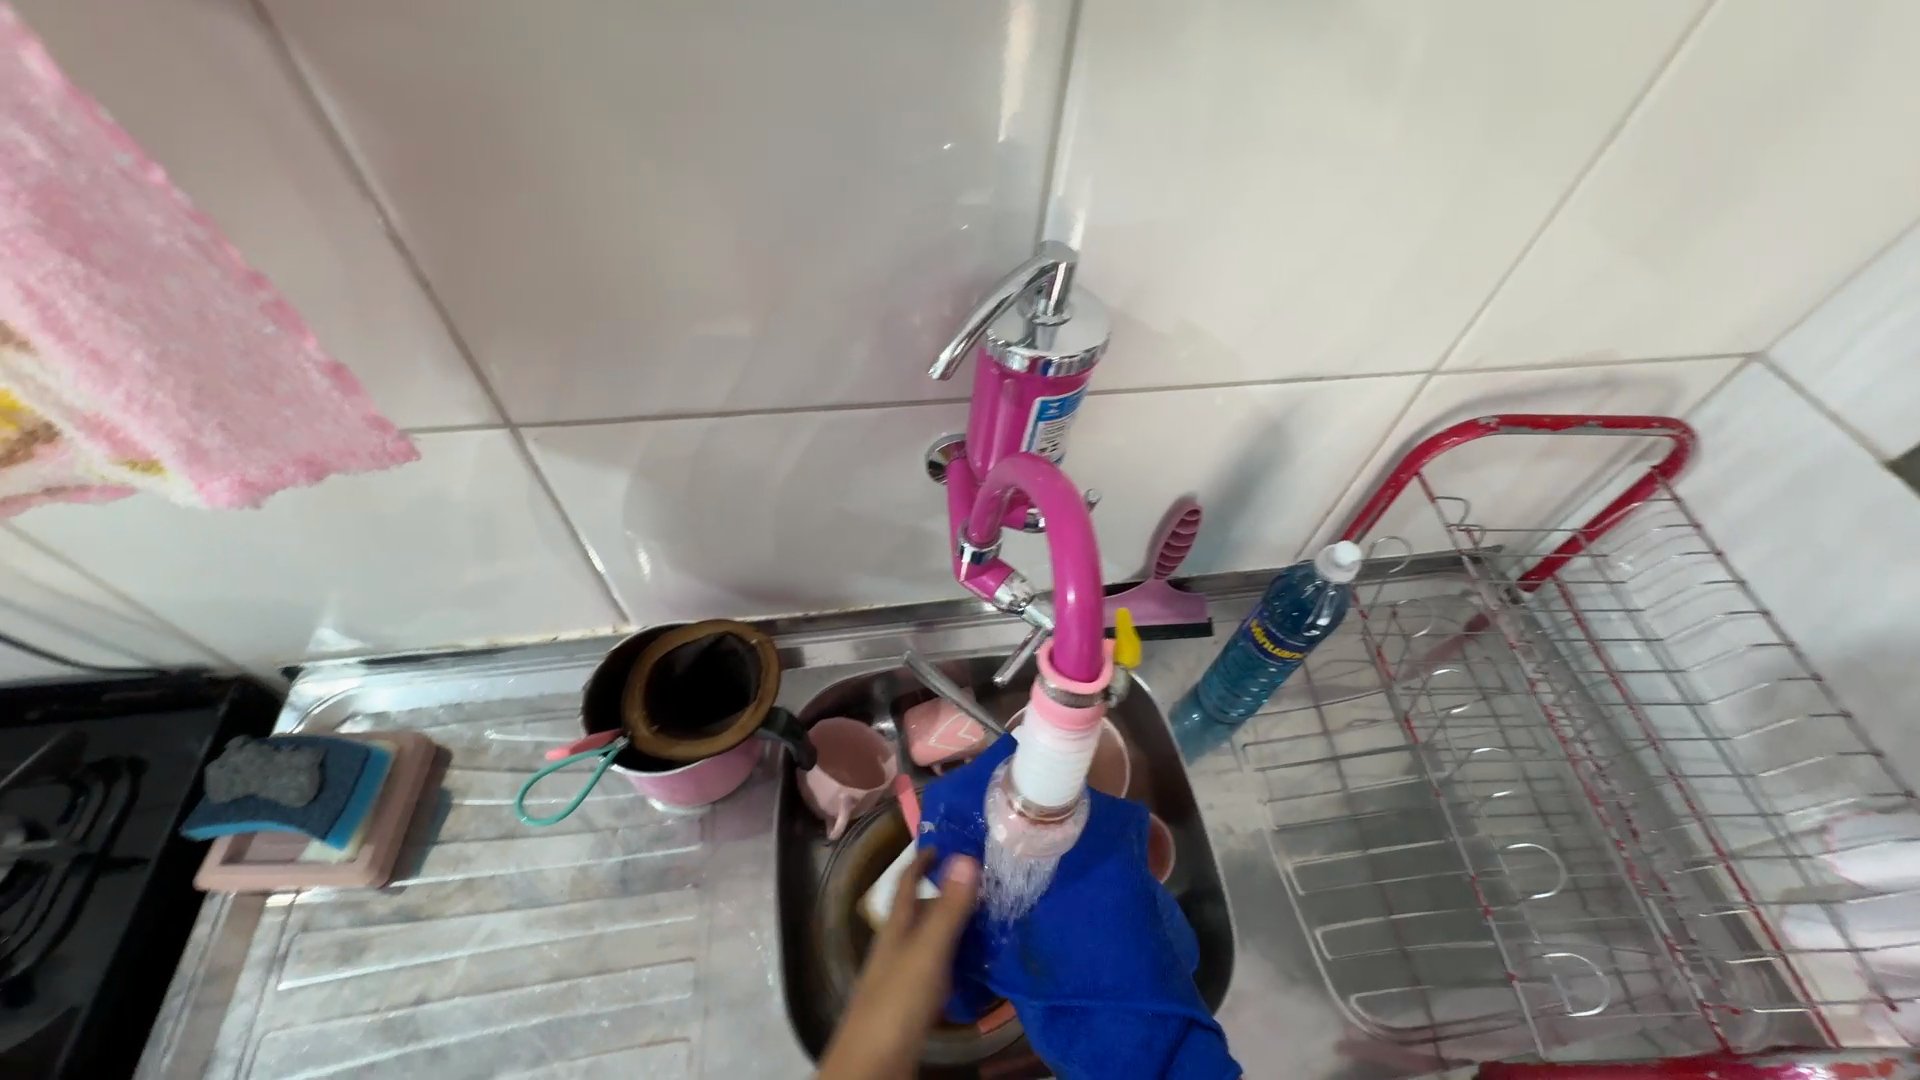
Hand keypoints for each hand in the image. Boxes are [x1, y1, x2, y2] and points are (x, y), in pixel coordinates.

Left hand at [818, 850, 980, 1079]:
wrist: (871, 1069)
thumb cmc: (896, 1005)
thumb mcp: (927, 952)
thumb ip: (947, 909)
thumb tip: (966, 856)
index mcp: (895, 930)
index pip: (906, 883)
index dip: (921, 862)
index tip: (942, 844)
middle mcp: (895, 949)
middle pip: (918, 913)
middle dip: (944, 896)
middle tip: (981, 885)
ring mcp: (900, 980)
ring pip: (927, 944)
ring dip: (951, 931)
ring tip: (985, 924)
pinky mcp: (909, 1008)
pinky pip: (935, 974)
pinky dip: (953, 965)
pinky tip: (971, 974)